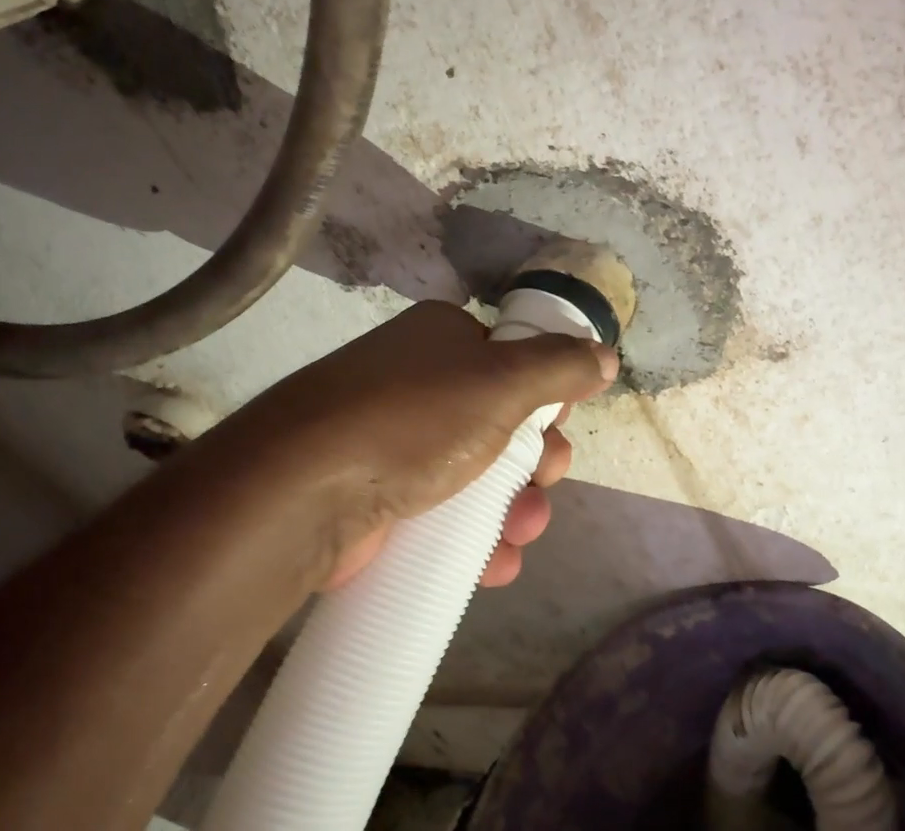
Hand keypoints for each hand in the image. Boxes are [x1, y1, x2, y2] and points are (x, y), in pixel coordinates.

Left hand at [193, 299, 617, 591]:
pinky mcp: (378, 497)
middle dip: (535, 463)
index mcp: (444, 339)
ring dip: (514, 508)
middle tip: (542, 485)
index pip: (516, 362)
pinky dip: (475, 538)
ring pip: (478, 474)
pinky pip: (444, 513)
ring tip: (521, 536)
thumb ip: (562, 366)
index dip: (545, 399)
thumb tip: (605, 355)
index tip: (556, 431)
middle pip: (504, 422)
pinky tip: (495, 564)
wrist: (299, 492)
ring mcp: (394, 442)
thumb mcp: (503, 381)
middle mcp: (419, 382)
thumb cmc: (413, 421)